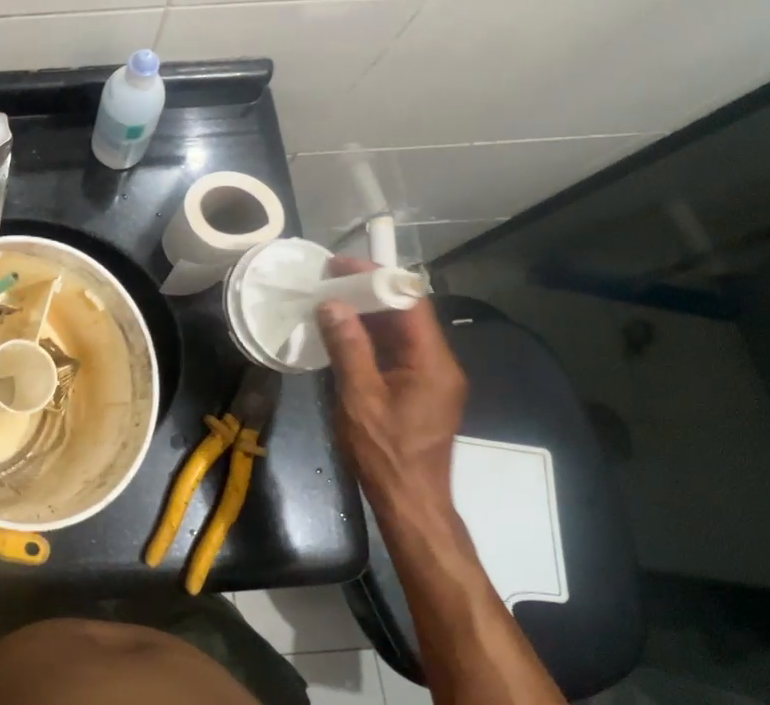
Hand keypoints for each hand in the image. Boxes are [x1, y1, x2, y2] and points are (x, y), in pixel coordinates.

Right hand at [318, 257, 466, 519]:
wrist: (410, 502)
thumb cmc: (385, 452)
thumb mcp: (360, 398)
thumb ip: (348, 347)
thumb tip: (333, 305)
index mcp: (434, 362)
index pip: (410, 302)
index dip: (376, 277)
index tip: (340, 266)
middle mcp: (440, 365)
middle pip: (407, 314)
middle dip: (368, 292)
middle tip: (329, 280)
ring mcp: (432, 379)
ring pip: (400, 333)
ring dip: (367, 315)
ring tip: (330, 301)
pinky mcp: (420, 392)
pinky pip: (396, 352)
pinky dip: (370, 338)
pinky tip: (342, 335)